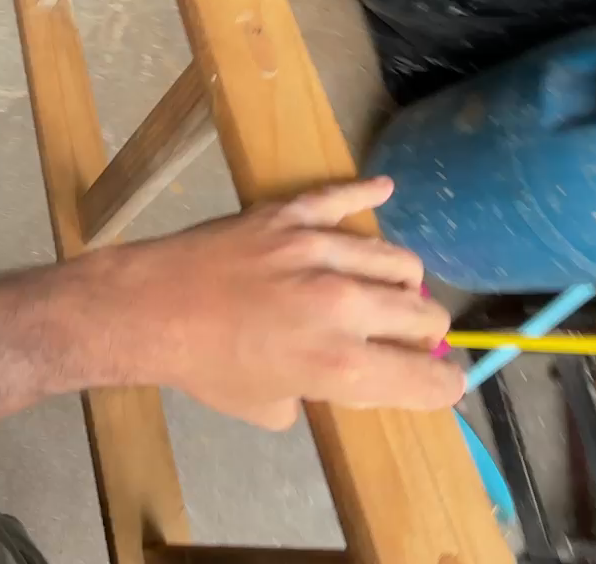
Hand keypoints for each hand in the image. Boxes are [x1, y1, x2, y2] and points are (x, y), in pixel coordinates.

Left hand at [88, 178, 462, 428]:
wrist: (151, 307)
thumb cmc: (205, 365)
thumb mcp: (270, 406)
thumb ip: (320, 393)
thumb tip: (342, 376)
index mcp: (343, 368)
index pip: (429, 380)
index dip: (444, 384)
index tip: (443, 380)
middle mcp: (344, 307)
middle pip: (422, 314)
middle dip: (425, 332)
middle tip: (410, 334)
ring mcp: (316, 251)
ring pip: (396, 260)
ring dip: (402, 279)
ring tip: (393, 285)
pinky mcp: (287, 215)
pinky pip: (338, 197)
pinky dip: (364, 192)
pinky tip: (383, 188)